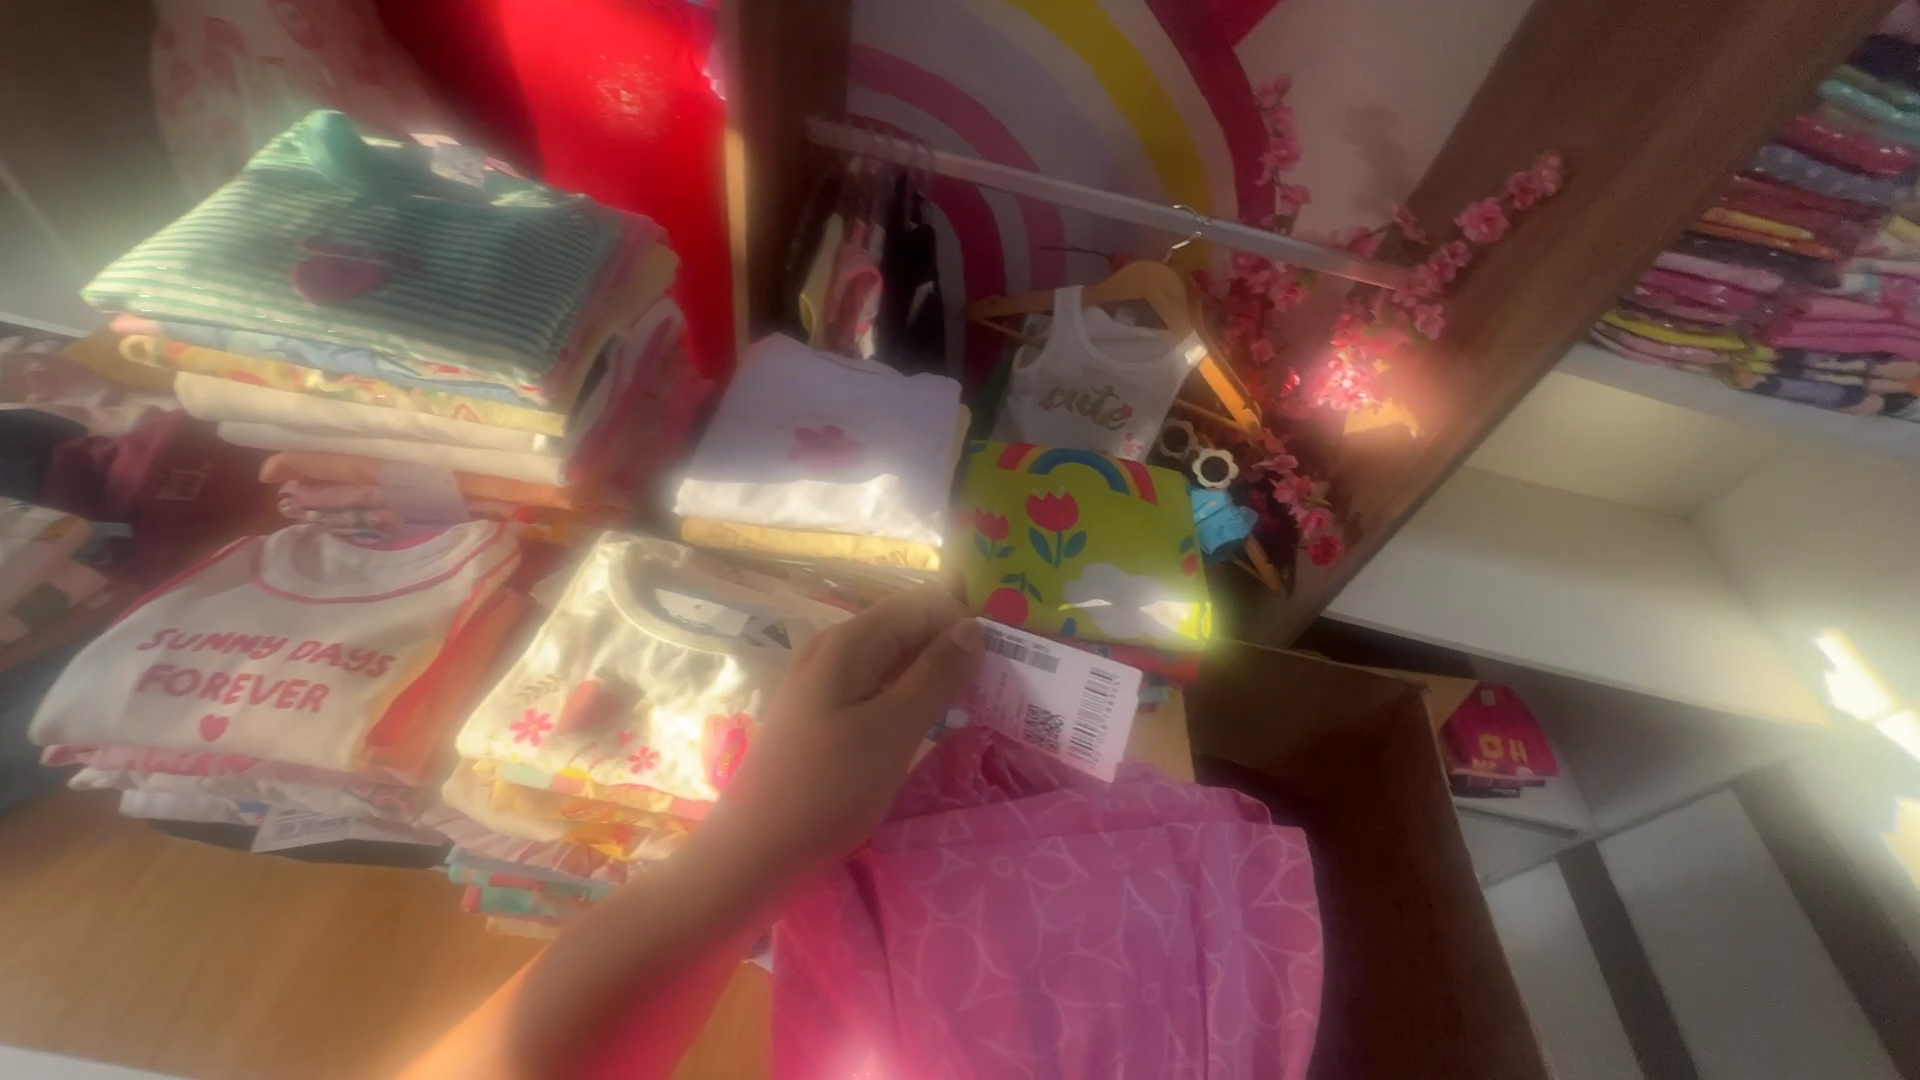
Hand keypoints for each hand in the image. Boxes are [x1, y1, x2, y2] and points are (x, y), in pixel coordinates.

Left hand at [708, 584, 983, 879]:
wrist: (753, 856)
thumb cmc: (827, 790)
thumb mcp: (892, 730)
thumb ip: (936, 673)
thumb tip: (973, 626)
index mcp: (848, 641)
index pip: (922, 605)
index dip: (965, 624)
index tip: (1005, 659)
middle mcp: (833, 648)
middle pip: (907, 628)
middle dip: (953, 649)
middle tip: (998, 687)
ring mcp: (824, 680)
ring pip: (894, 659)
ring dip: (935, 675)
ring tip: (975, 704)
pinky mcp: (822, 711)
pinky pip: (877, 686)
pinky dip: (909, 696)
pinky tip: (933, 722)